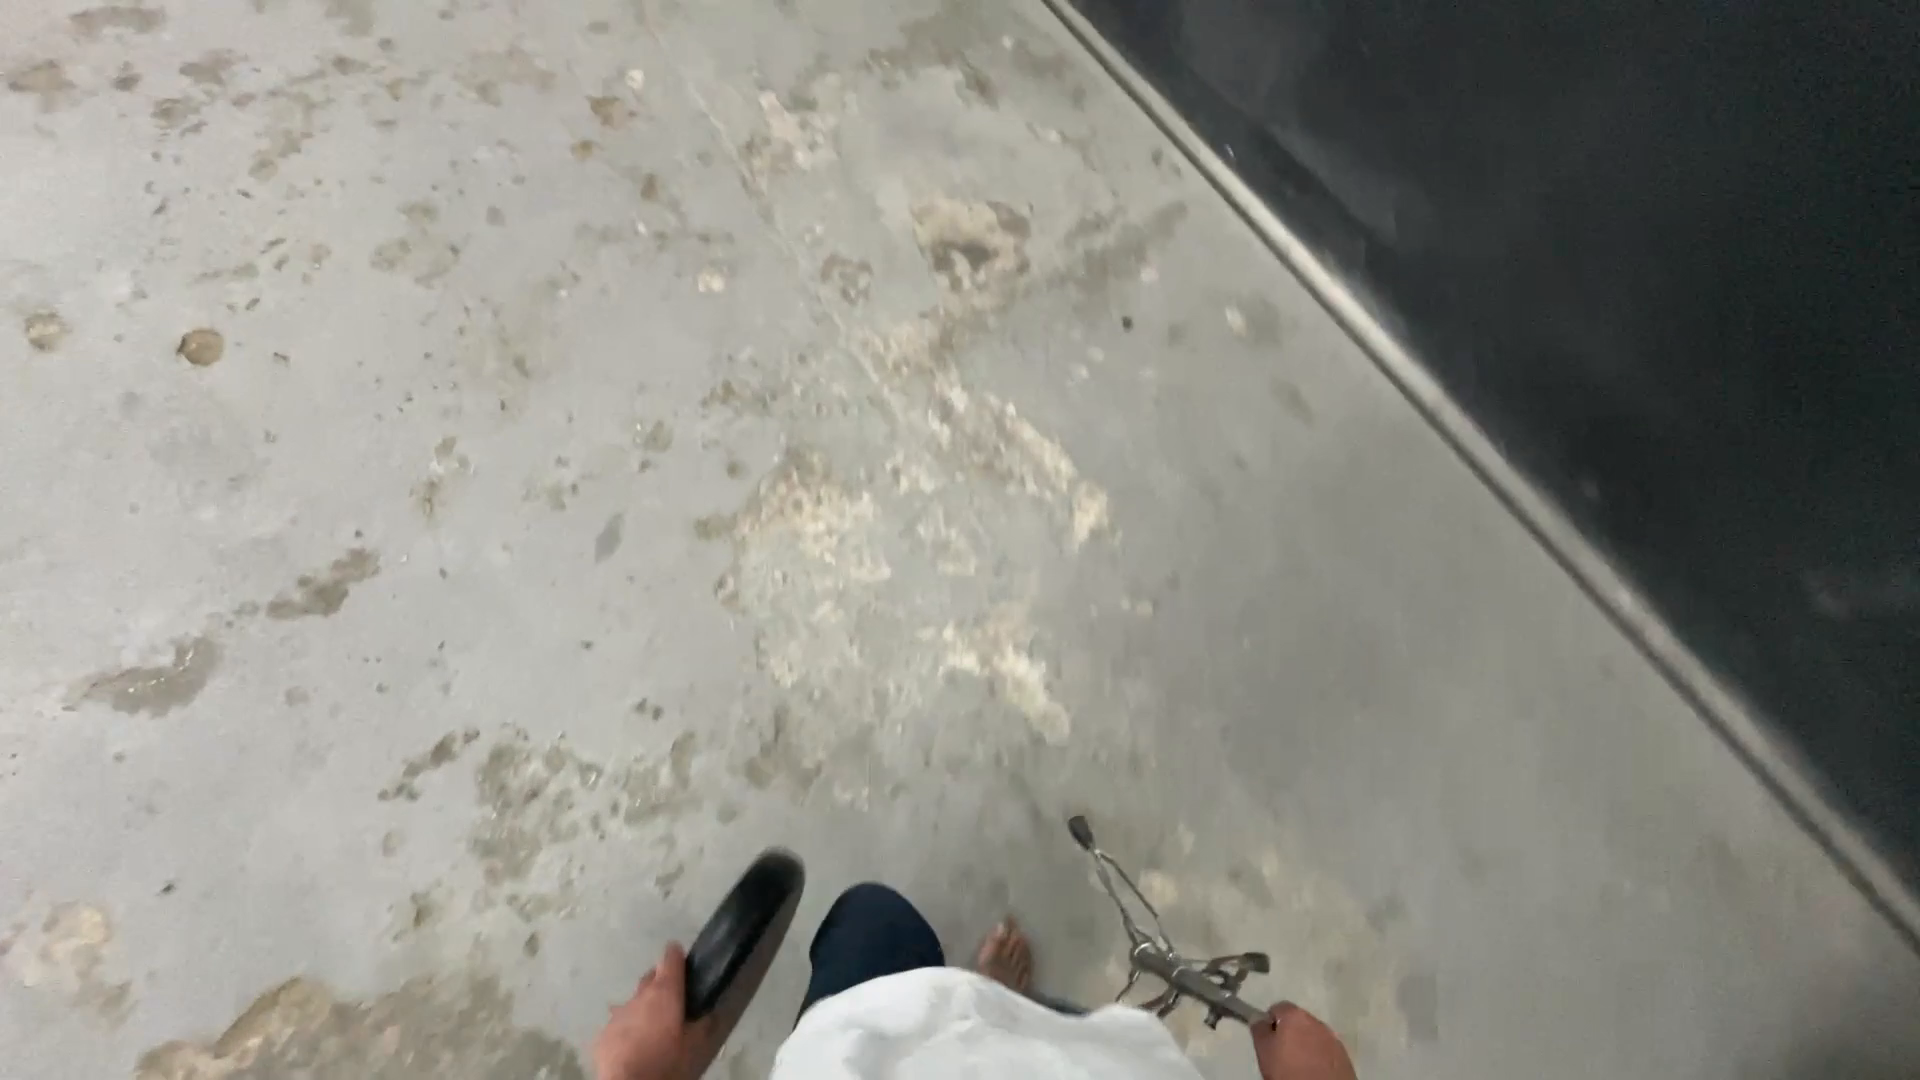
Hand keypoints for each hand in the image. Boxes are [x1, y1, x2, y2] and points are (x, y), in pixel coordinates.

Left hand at [593, 944, 713, 1079]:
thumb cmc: (666, 1060)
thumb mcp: (694, 1043)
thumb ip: (703, 1023)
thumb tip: (710, 1012)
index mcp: (666, 990)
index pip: (670, 955)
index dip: (677, 955)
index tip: (682, 961)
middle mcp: (641, 995)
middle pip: (651, 976)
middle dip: (660, 982)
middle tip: (670, 1000)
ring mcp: (619, 1013)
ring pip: (633, 1001)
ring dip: (642, 1007)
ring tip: (650, 1026)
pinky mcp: (602, 1034)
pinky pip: (618, 1023)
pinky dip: (626, 1027)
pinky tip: (631, 1044)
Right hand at [1250, 1003, 1356, 1079]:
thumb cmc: (1290, 1072)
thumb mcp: (1264, 1051)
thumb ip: (1259, 1029)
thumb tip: (1257, 1016)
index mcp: (1295, 1015)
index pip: (1278, 1007)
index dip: (1270, 1022)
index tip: (1268, 1040)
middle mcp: (1317, 1021)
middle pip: (1298, 1021)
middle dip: (1290, 1032)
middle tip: (1282, 1053)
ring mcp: (1334, 1040)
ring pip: (1314, 1035)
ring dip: (1306, 1044)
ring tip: (1300, 1063)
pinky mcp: (1346, 1058)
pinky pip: (1327, 1051)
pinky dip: (1320, 1056)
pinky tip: (1315, 1070)